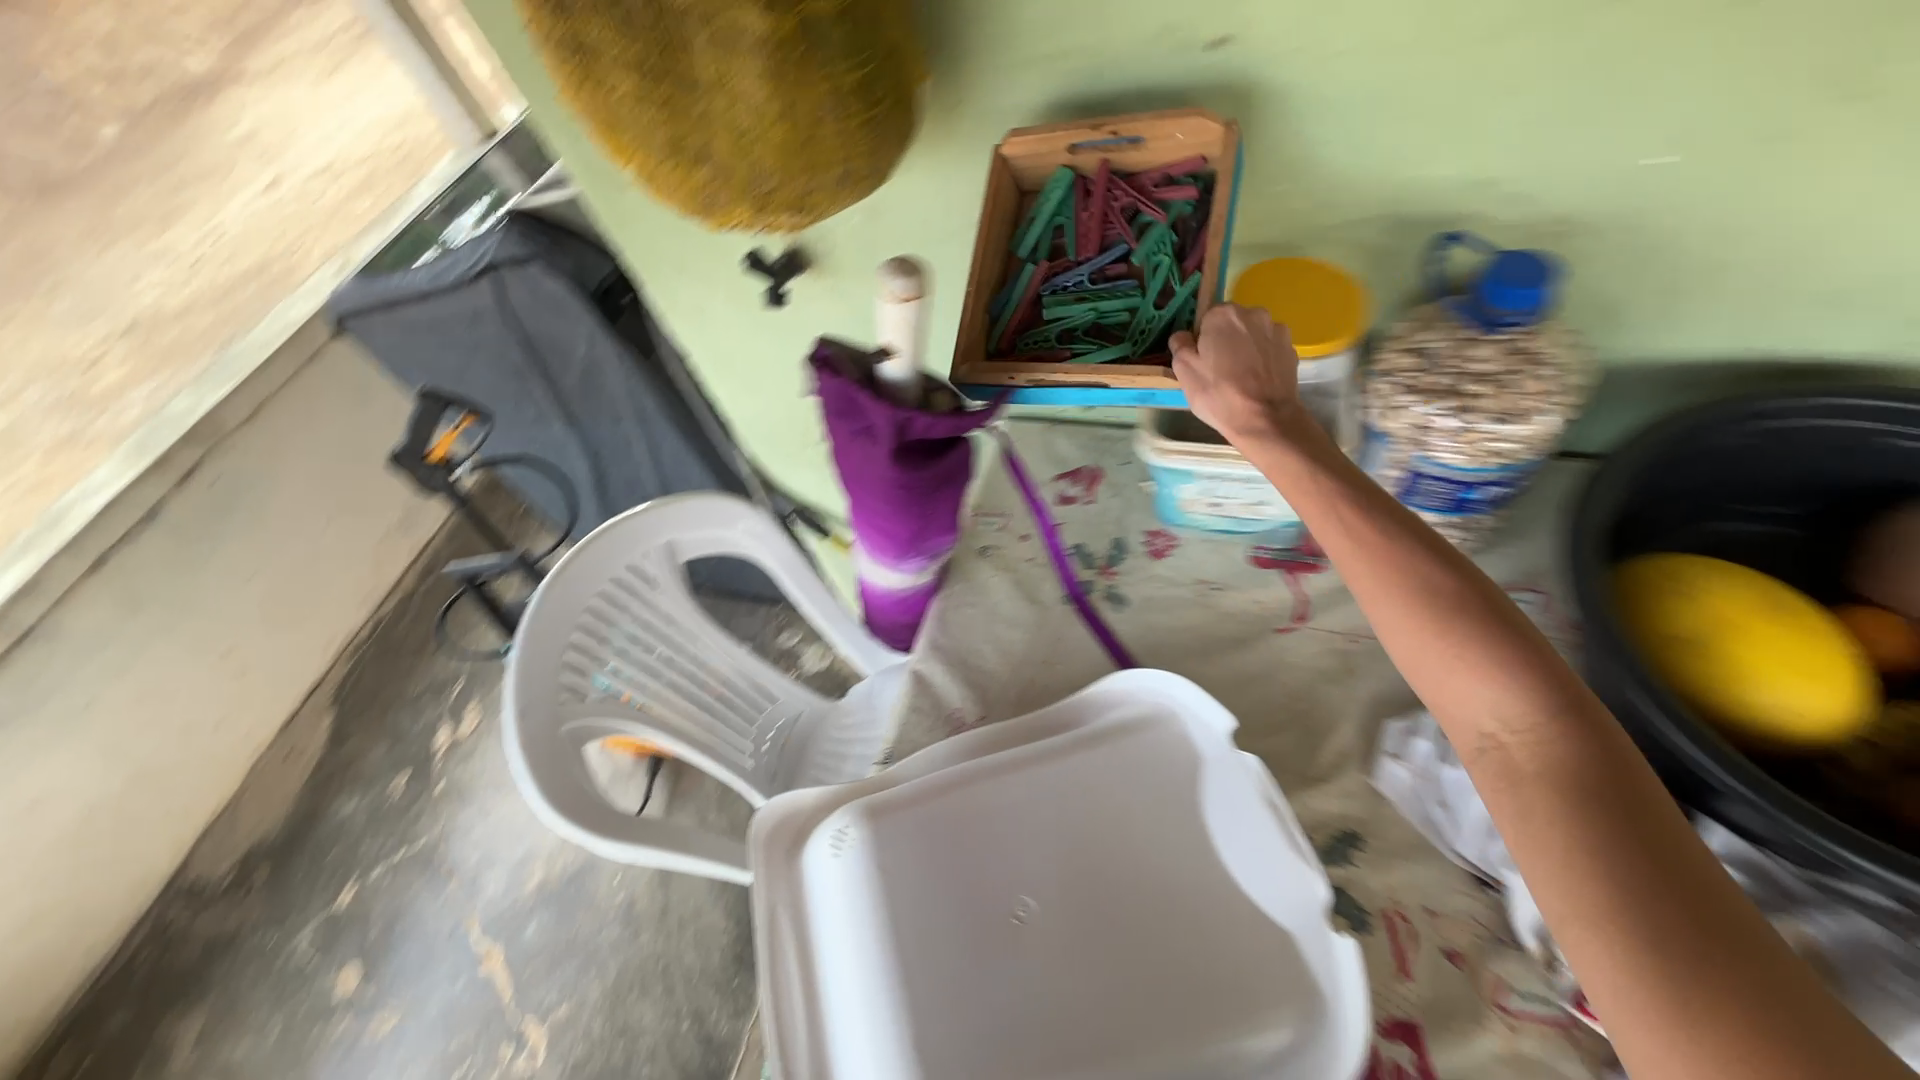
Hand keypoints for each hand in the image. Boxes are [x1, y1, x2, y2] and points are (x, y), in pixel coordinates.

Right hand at [1169, 303, 1304, 447]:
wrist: (1264, 419)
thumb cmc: (1218, 393)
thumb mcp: (1183, 370)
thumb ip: (1179, 344)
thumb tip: (1183, 336)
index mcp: (1223, 314)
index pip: (1206, 319)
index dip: (1201, 340)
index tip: (1202, 361)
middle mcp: (1253, 313)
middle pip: (1232, 324)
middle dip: (1225, 340)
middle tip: (1219, 370)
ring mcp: (1276, 330)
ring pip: (1253, 335)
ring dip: (1246, 348)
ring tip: (1241, 377)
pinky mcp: (1291, 348)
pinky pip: (1269, 348)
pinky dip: (1263, 358)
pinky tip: (1258, 380)